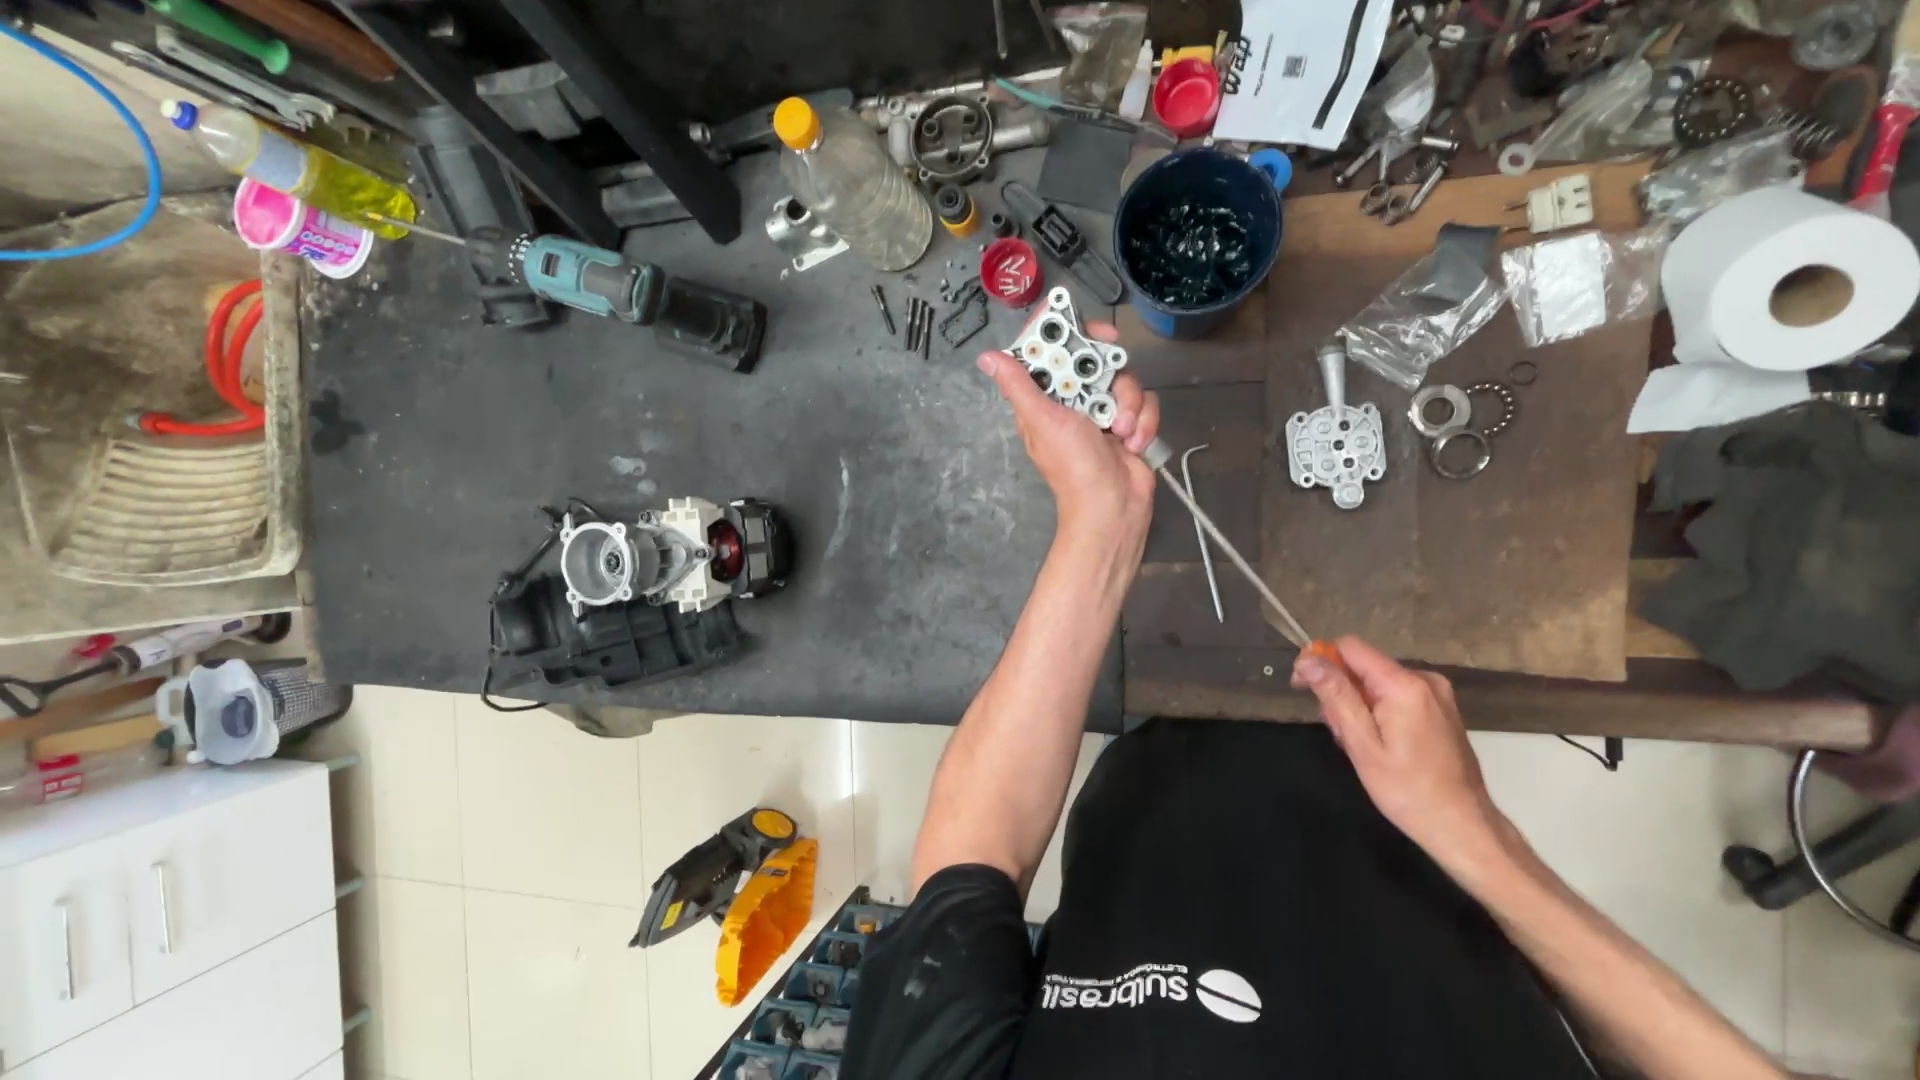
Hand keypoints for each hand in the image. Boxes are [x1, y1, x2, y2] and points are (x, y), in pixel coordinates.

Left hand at [978, 320, 1160, 539]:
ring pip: (1124, 379)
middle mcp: (1074, 400)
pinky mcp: (1131, 423)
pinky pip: (1144, 403)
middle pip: (1095, 357)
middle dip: (1109, 370)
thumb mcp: (1042, 421)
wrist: (1112, 507)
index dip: (1065, 331)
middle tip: (1115, 368)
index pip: (1051, 350)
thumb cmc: (1073, 465)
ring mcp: (1104, 411)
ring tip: (1123, 430)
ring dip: (1129, 404)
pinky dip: (1144, 422)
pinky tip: (1135, 443)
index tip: (1083, 326)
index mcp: (1045, 398)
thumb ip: (1019, 386)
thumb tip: (987, 357)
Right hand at [1293, 637, 1513, 876]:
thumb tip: (1308, 660)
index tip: (1303, 687)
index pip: (1350, 647)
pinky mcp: (1441, 709)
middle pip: (1364, 665)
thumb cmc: (1407, 789)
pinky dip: (1378, 711)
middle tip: (1338, 732)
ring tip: (1358, 744)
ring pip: (1378, 682)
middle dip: (1340, 690)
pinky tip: (1379, 744)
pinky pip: (1397, 695)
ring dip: (1358, 704)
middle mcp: (1425, 679)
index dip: (1321, 660)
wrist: (1462, 825)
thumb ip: (1336, 696)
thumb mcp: (1361, 744)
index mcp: (1405, 685)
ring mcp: (1437, 694)